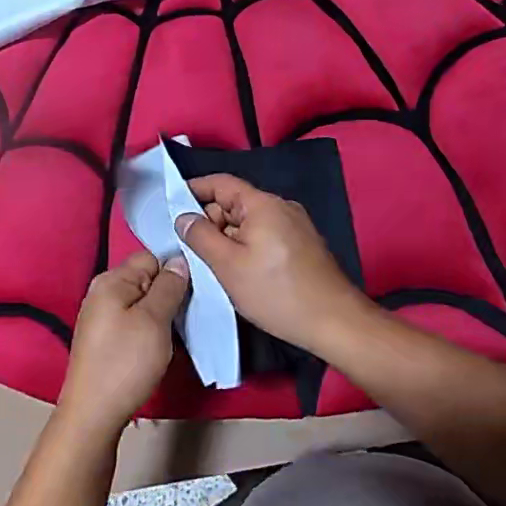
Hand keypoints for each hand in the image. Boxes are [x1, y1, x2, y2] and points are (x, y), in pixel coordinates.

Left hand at [57, 250, 188, 436]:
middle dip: (170, 292)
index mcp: (111, 280)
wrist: (93, 413)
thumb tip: (178, 260)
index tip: (195, 290)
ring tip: (177, 331)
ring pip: (143, 301)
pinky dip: (150, 328)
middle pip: (147, 278)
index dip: (174, 270)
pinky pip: (135, 320)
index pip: (150, 257)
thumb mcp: (154, 320)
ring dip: (162, 313)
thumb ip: (168, 287)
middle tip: (190, 312)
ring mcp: (103, 316)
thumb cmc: (125, 363)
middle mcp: (103, 292)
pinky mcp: (106, 337)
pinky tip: (159, 345)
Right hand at [175, 174, 376, 353]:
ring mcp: (294, 227)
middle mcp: (281, 208)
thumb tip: (184, 217)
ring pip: (248, 223)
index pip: (221, 183)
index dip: (194, 190)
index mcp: (263, 204)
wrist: (334, 322)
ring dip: (226, 238)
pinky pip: (264, 237)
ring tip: (209, 264)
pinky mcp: (301, 246)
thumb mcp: (228, 265)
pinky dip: (245, 247)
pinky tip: (236, 272)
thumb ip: (200, 236)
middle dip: (209, 221)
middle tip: (188, 248)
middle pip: (234, 204)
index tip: (171, 207)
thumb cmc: (277, 293)